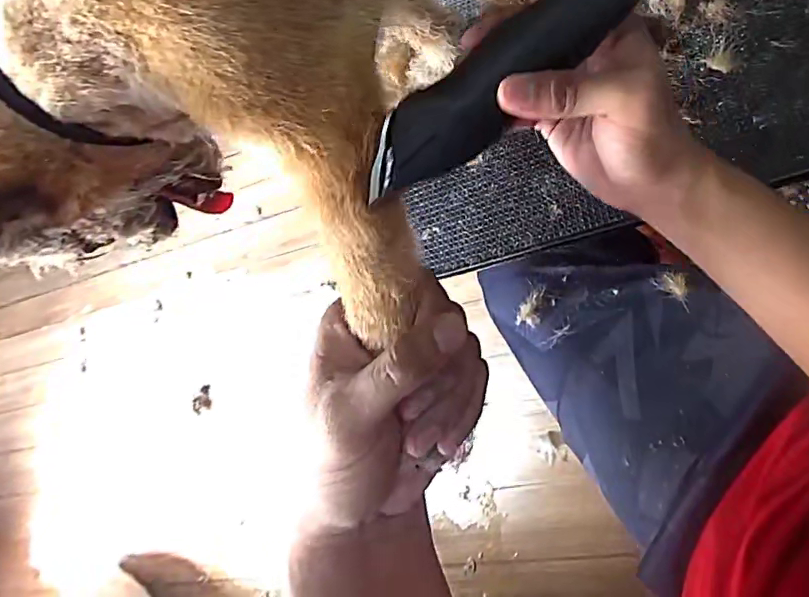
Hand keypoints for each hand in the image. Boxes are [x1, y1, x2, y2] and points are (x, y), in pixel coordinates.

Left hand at [302, 279, 485, 532]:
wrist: (355, 522)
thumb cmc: (331, 468)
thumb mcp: (352, 416)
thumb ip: (400, 368)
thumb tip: (452, 326)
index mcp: (355, 321)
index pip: (410, 286)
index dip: (426, 320)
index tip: (424, 366)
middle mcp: (391, 328)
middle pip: (448, 321)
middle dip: (439, 380)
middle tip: (410, 419)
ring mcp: (422, 353)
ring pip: (466, 351)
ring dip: (450, 405)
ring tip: (418, 444)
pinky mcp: (446, 380)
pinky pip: (478, 378)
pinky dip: (463, 415)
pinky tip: (437, 446)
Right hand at [467, 13, 709, 222]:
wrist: (651, 185)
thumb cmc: (651, 132)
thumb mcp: (620, 100)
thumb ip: (567, 91)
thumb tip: (507, 89)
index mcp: (612, 33)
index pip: (577, 3)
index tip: (520, 9)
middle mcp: (585, 50)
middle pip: (540, 32)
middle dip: (508, 34)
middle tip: (476, 41)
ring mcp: (563, 82)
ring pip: (524, 66)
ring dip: (497, 68)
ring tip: (467, 67)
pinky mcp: (547, 113)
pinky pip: (516, 103)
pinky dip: (496, 104)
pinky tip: (476, 103)